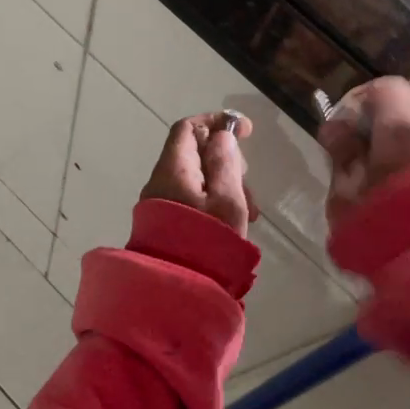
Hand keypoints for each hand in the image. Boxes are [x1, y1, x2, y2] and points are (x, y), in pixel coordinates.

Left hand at [141, 111, 258, 237]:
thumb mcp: (227, 198)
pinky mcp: (164, 220)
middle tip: (247, 183)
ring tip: (249, 212)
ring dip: (225, 185)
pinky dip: (213, 201)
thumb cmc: (208, 239)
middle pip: (194, 153)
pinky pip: (191, 198)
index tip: (245, 130)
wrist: (178, 286)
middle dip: (227, 161)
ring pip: (197, 178)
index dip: (216, 122)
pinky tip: (233, 222)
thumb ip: (225, 161)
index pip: (188, 128)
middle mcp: (160, 180)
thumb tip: (221, 135)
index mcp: (173, 168)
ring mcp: (160, 201)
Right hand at [318, 76, 409, 222]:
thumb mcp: (345, 198)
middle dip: (395, 103)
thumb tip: (338, 128)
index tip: (343, 127)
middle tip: (371, 132)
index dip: (359, 101)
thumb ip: (343, 156)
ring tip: (395, 156)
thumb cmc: (385, 232)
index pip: (385, 88)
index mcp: (404, 128)